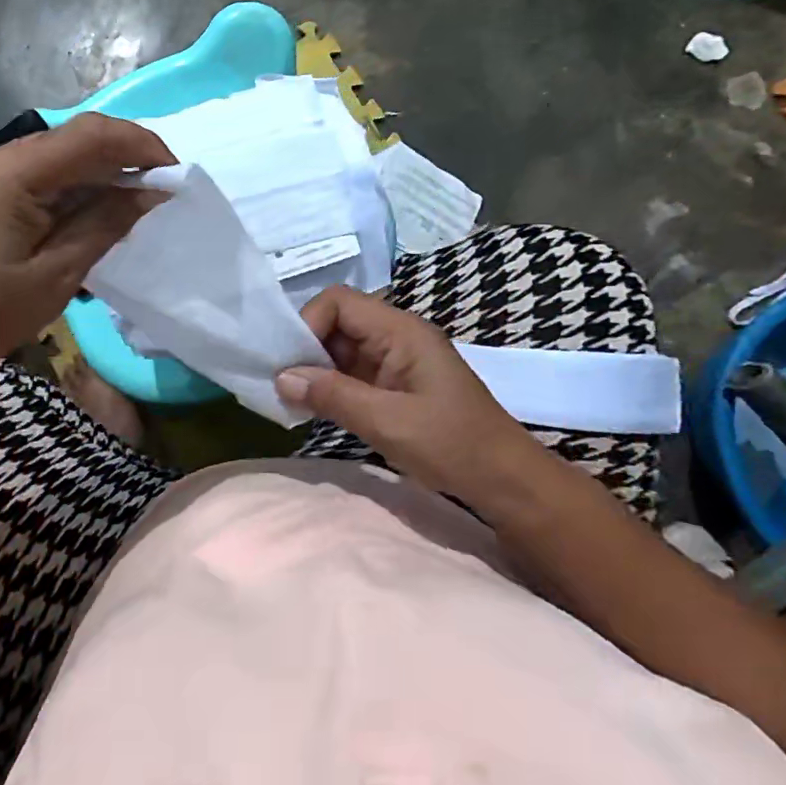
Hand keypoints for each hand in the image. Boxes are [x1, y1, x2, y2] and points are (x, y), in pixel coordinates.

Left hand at [0, 113, 175, 369]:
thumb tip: (154, 190)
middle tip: (158, 184)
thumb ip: (108, 220)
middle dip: (121, 154)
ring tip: (133, 194)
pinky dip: (73, 178)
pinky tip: (94, 200)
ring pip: (57, 149)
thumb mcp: (63, 269)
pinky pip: (39, 166)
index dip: (137, 144)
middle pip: (72, 136)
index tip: (173, 170)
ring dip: (99, 166)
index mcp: (8, 175)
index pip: (86, 136)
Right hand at [276, 285, 533, 492]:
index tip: (291, 363)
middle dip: (305, 348)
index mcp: (400, 331)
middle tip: (282, 383)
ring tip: (291, 398)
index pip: (339, 302)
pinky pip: (349, 373)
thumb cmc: (453, 445)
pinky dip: (328, 386)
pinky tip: (312, 407)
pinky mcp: (392, 386)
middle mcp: (395, 337)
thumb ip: (332, 395)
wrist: (506, 482)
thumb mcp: (387, 422)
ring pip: (339, 348)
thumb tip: (280, 377)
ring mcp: (394, 361)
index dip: (308, 323)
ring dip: (314, 370)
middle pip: (336, 322)